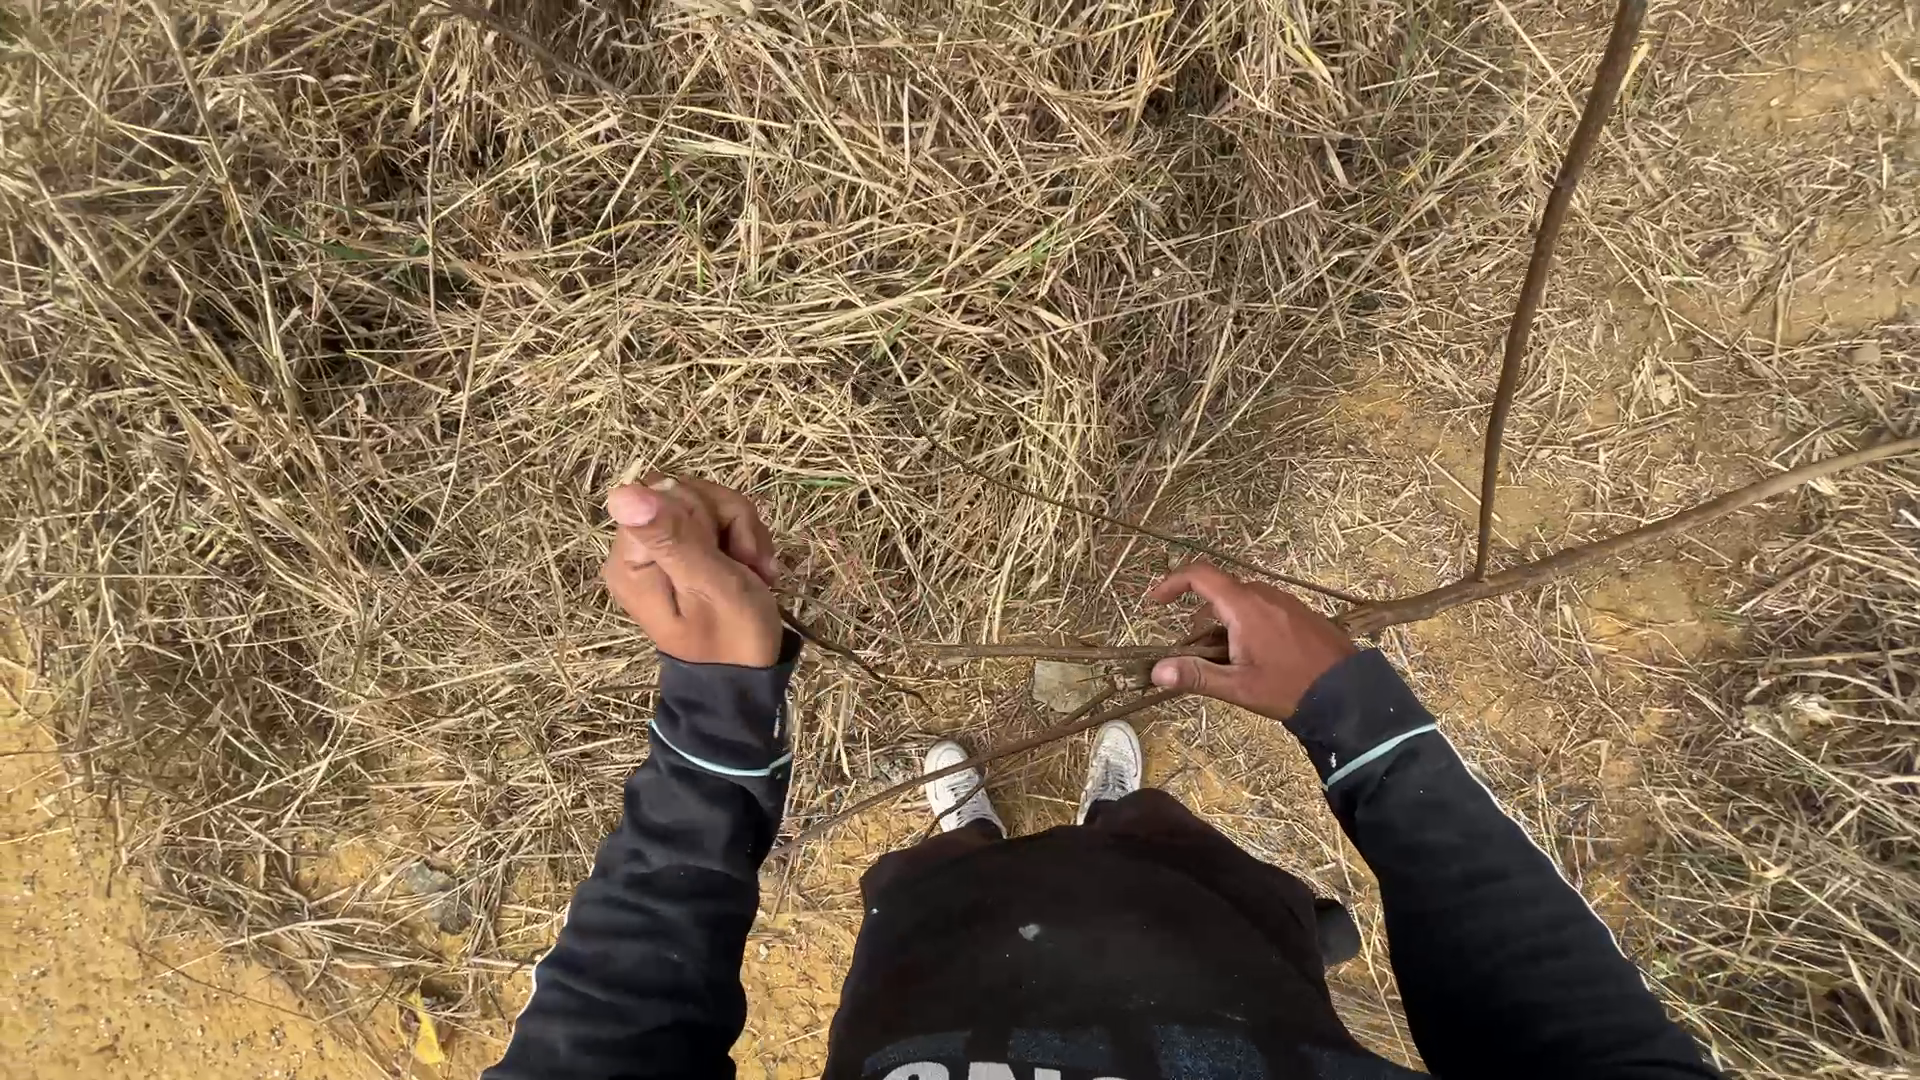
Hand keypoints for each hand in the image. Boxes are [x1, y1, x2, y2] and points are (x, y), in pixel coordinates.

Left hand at [601, 476, 782, 666]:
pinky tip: (756, 570)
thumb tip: (622, 493)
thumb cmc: (731, 637)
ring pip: (710, 504)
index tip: (730, 550)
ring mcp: (666, 551)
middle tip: (747, 564)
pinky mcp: (688, 554)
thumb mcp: (708, 585)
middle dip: (730, 522)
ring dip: (744, 532)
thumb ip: (673, 538)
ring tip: (755, 571)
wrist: (746, 677)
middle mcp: (641, 549)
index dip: (706, 513)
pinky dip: (747, 540)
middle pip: (688, 494)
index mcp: (633, 559)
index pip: (665, 492)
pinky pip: (720, 522)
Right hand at [1145, 562, 1357, 720]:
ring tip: (1226, 659)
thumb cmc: (1290, 688)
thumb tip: (1156, 672)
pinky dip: (1245, 623)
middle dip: (1199, 616)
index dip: (1172, 582)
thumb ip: (1195, 676)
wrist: (1351, 695)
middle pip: (1219, 591)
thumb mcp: (1238, 687)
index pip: (1200, 575)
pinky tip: (1255, 656)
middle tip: (1194, 651)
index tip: (1156, 601)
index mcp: (1244, 605)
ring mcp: (1285, 602)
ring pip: (1241, 601)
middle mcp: (1264, 595)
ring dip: (1222, 622)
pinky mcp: (1300, 613)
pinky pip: (1262, 608)